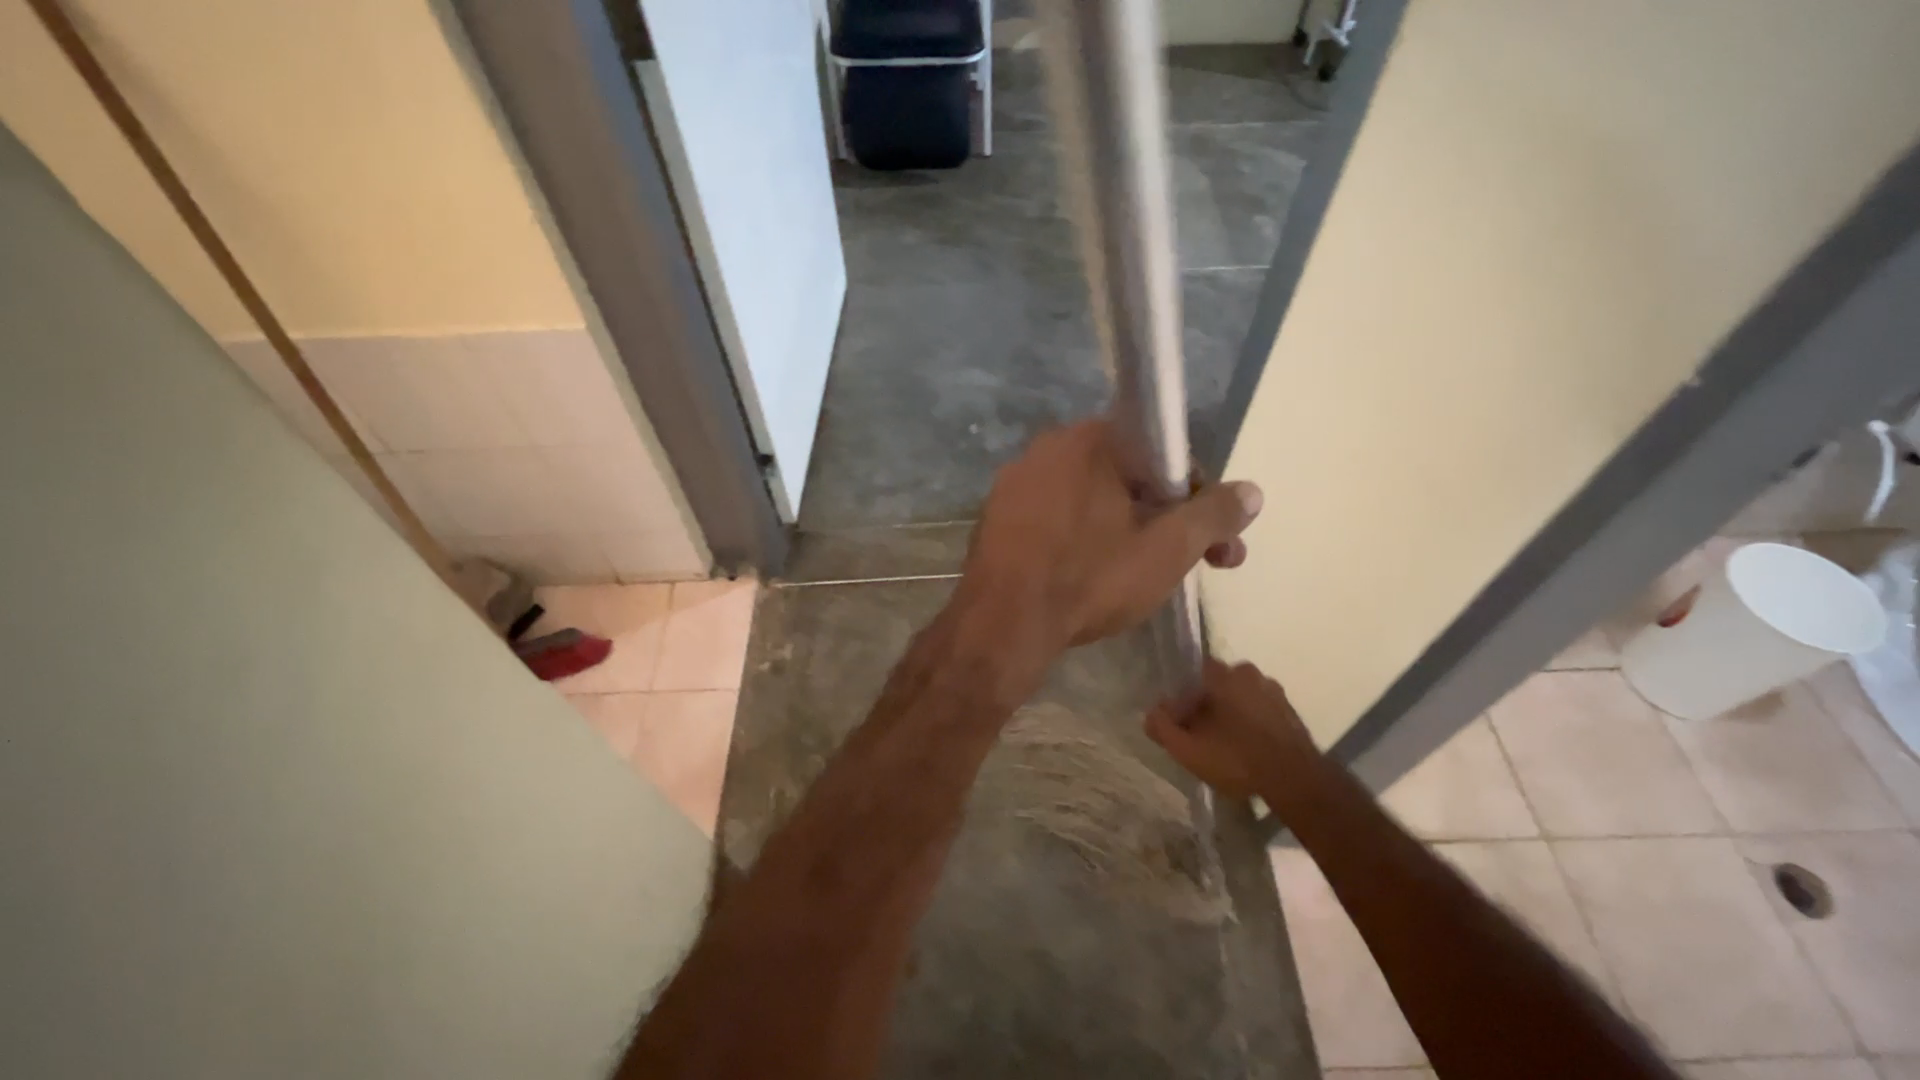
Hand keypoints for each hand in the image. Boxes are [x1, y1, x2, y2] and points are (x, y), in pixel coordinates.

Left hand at [961, 419, 1261, 646]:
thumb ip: (1214, 515)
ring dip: (1126, 530)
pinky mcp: (995, 517)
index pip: (1164, 455)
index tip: (1216, 542)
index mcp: (1091, 439)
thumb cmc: (1089, 578)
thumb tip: (1252, 492)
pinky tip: (1091, 576)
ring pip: (1091, 499)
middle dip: (1167, 518)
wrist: (1002, 625)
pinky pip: (1056, 518)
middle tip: (1194, 565)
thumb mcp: (1167, 550)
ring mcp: (1015, 482)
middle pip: (1128, 477)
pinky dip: (1083, 539)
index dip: (1198, 498)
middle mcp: (1048, 448)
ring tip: (1145, 578)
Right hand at [1145, 659, 1316, 798]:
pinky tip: (1246, 749)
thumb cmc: (1236, 758)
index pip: (1193, 673)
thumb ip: (1162, 728)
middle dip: (1206, 706)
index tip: (1180, 721)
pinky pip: (1260, 711)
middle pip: (1218, 686)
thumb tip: (1150, 714)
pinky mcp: (1291, 712)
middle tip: (1199, 735)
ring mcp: (1275, 692)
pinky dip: (1251, 724)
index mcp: (1224, 674)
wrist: (1296, 780)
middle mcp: (1250, 674)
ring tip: (1224, 746)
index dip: (1183, 697)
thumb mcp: (1187, 749)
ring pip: (1241, 698)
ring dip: (1230, 715)